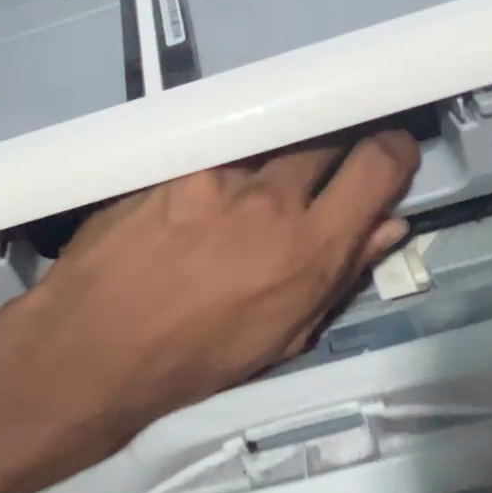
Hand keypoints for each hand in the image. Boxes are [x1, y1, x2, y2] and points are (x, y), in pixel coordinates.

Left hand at [22, 130, 420, 427]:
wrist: (97, 340)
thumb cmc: (196, 355)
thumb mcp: (284, 334)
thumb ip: (341, 273)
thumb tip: (387, 224)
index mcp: (309, 250)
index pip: (376, 166)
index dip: (394, 150)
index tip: (391, 150)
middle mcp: (270, 199)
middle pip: (325, 137)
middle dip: (332, 150)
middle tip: (318, 169)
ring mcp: (217, 171)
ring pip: (271, 137)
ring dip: (275, 153)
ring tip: (249, 182)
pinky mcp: (175, 157)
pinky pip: (221, 141)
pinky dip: (226, 155)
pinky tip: (206, 179)